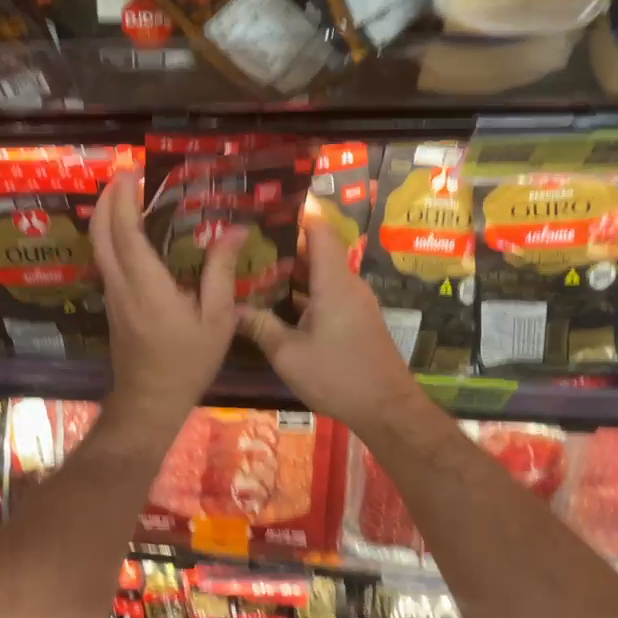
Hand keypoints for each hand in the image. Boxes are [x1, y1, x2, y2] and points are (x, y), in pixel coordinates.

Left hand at [90, 172, 245, 411]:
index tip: (131, 172)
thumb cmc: (187, 363)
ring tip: (128, 195)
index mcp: (145, 285)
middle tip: (126, 175)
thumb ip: (220, 272)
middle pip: (100, 233)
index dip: (123, 199)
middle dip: (108, 199)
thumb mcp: (217, 321)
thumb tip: (234, 229)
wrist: (149, 401)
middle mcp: (120, 284)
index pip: (125, 232)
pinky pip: (106, 260)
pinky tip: (132, 231)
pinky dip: (112, 236)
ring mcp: (112, 294)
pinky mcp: (112, 304)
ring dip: (107, 216)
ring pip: (98, 246)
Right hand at [237, 219, 430, 430]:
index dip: (299, 214)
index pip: (320, 231)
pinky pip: (329, 294)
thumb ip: (259, 326)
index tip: (271, 208)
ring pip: (322, 275)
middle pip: (318, 252)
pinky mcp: (358, 321)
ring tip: (257, 273)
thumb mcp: (287, 354)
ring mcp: (356, 303)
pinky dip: (305, 292)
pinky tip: (279, 305)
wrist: (388, 410)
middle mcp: (348, 285)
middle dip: (285, 246)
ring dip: (293, 273)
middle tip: (249, 245)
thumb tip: (230, 308)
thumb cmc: (337, 376)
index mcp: (333, 283)